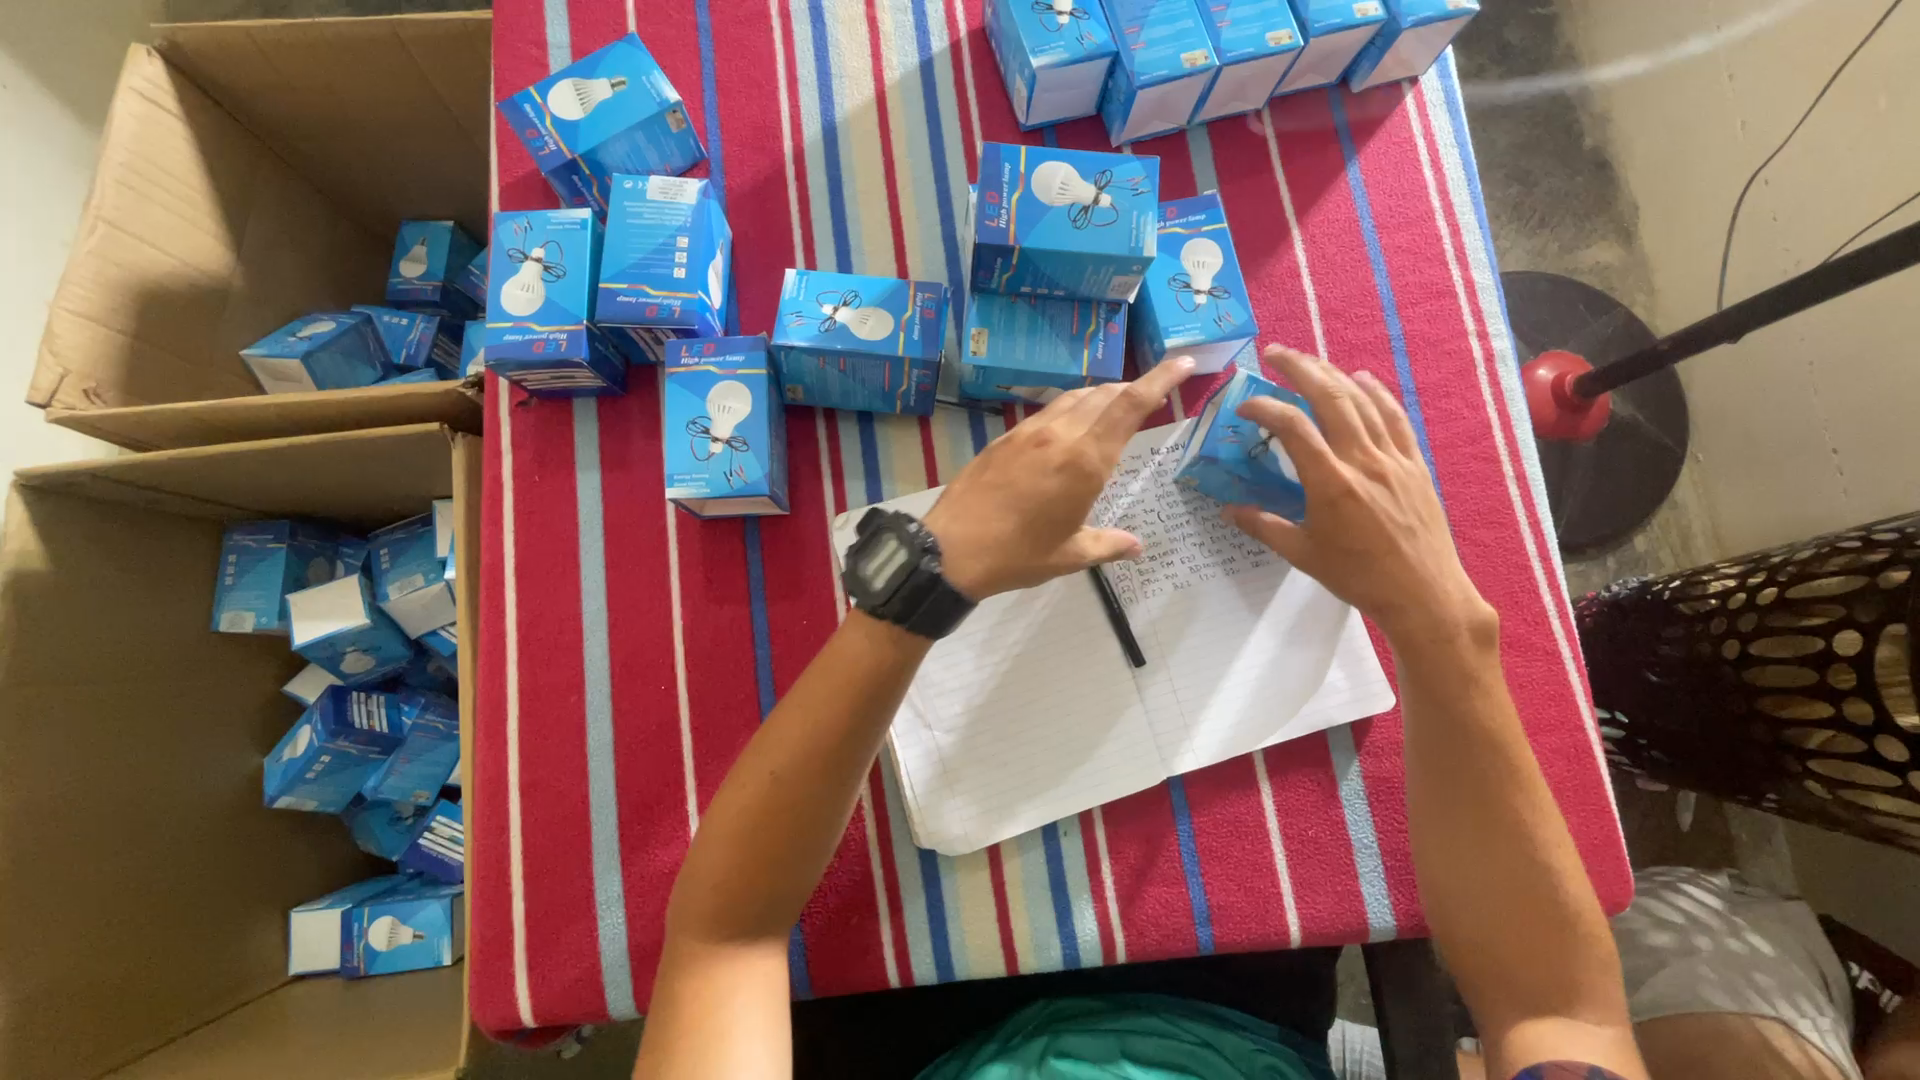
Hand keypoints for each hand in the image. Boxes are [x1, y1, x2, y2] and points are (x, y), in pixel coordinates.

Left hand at [925, 358, 1195, 598]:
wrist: (951, 550)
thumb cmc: (1018, 556)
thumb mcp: (1070, 555)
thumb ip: (1108, 544)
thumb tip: (1137, 546)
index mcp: (1085, 461)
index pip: (1130, 405)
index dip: (1161, 378)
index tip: (1184, 362)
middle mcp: (1059, 435)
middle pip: (1104, 394)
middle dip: (1133, 388)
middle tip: (1151, 396)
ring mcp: (1027, 433)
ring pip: (1072, 398)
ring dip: (1099, 397)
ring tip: (1111, 411)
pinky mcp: (1004, 439)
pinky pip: (1045, 412)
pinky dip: (1068, 411)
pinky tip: (1066, 433)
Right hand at [1225, 346, 1492, 646]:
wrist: (1423, 593)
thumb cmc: (1357, 577)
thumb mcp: (1302, 555)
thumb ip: (1264, 526)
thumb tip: (1229, 509)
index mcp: (1331, 483)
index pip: (1293, 427)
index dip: (1265, 408)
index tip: (1243, 407)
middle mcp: (1363, 460)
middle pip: (1330, 397)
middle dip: (1300, 368)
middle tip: (1274, 353)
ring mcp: (1393, 458)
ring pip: (1362, 401)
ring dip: (1333, 374)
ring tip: (1309, 361)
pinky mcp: (1414, 464)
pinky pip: (1395, 417)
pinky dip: (1377, 392)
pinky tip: (1362, 378)